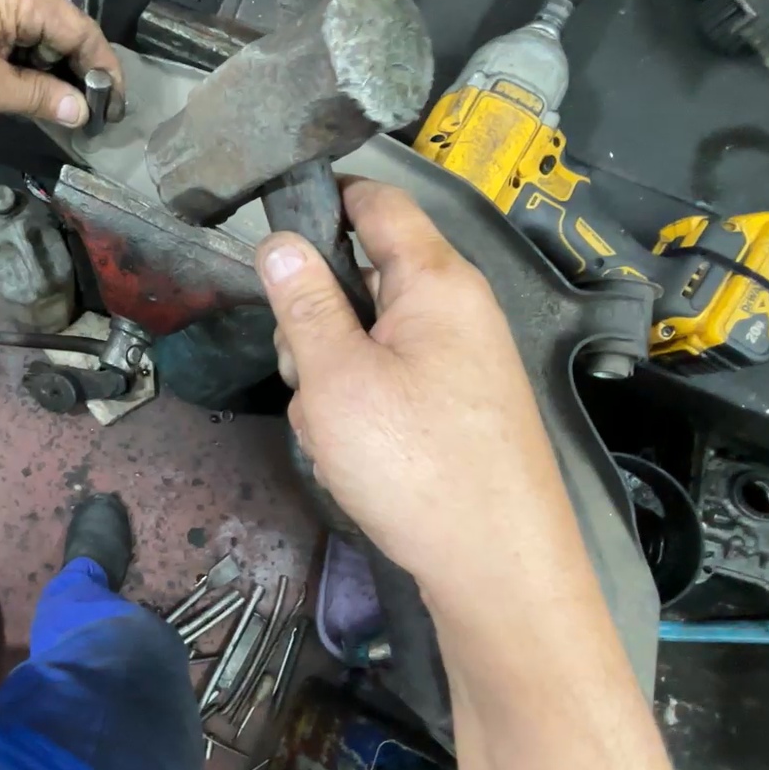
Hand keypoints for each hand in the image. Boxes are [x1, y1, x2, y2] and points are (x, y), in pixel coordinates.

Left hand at [0, 0, 123, 126]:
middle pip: (59, 28)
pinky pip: (8, 38)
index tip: (115, 105)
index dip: (102, 68)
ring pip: (33, 36)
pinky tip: (28, 94)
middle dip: (77, 70)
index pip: (79, 27)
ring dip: (49, 71)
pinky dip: (23, 66)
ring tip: (63, 110)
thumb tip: (82, 111)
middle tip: (90, 113)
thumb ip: (39, 97)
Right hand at [257, 179, 578, 593]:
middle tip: (303, 371)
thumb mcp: (335, 377)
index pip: (378, 202)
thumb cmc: (412, 462)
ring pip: (365, 338)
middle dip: (315, 319)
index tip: (271, 230)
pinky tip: (354, 452)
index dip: (324, 199)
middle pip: (361, 280)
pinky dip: (358, 405)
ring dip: (331, 373)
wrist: (497, 569)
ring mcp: (457, 361)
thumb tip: (277, 241)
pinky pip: (387, 380)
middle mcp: (454, 310)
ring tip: (333, 429)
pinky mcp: (453, 405)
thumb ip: (303, 303)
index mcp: (434, 282)